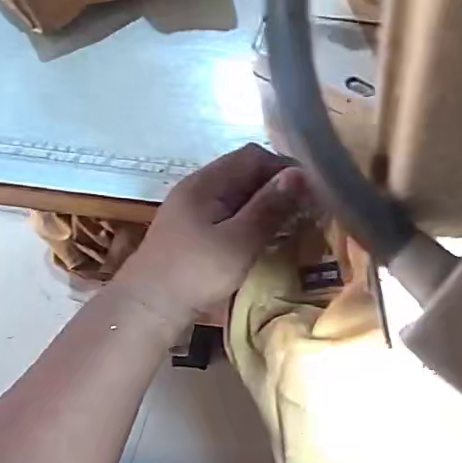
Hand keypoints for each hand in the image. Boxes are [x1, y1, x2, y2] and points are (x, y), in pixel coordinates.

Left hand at [113, 144, 307, 327]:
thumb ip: (269, 207)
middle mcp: (200, 187)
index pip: (254, 155)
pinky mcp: (196, 230)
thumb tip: (300, 175)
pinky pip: (232, 212)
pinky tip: (267, 237)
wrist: (150, 306)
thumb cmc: (197, 272)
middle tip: (308, 210)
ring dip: (268, 204)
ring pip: (240, 193)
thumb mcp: (240, 240)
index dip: (285, 168)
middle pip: (247, 172)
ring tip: (294, 223)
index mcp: (207, 182)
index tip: (311, 192)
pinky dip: (254, 218)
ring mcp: (195, 209)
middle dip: (279, 186)